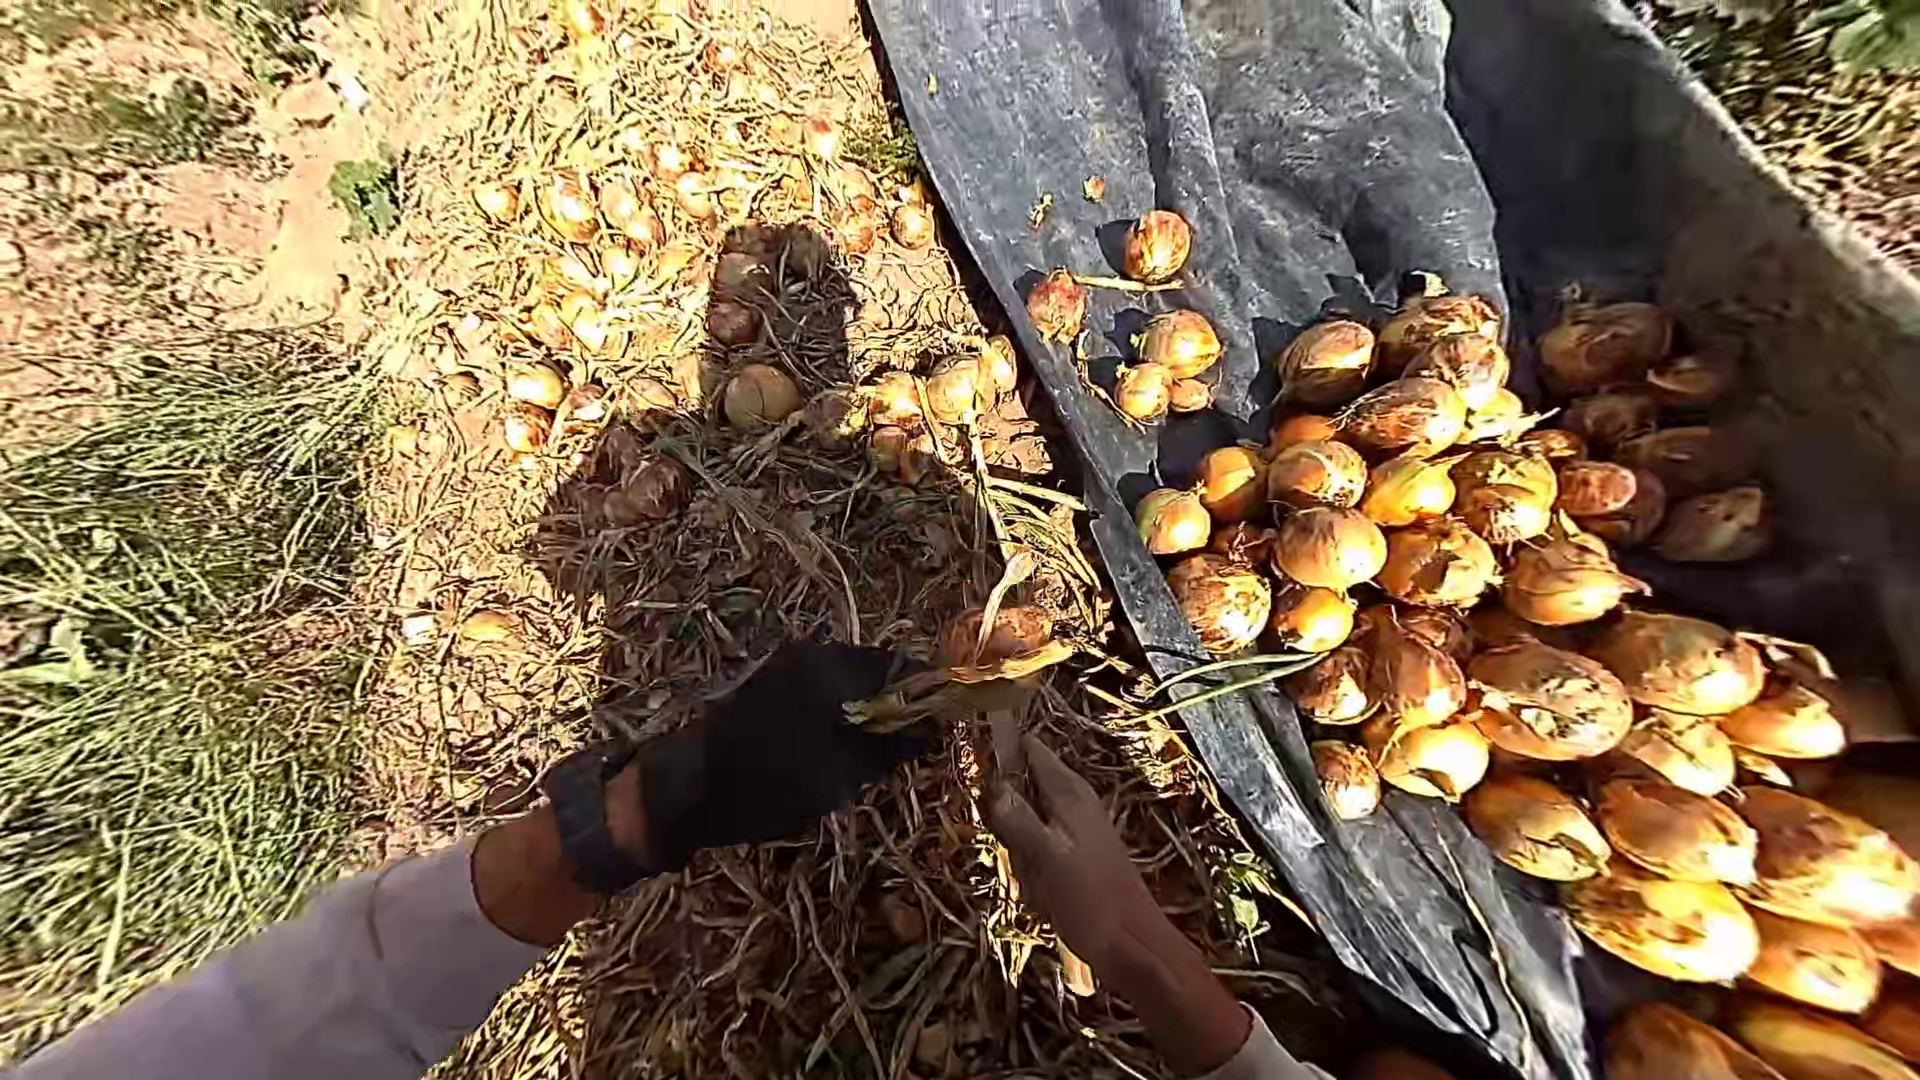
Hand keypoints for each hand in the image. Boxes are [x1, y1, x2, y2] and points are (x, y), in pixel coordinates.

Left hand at [631, 640, 927, 870]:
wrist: (680, 792)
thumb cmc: (766, 784)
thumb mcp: (841, 774)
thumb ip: (893, 745)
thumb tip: (934, 728)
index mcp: (831, 667)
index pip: (900, 664)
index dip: (922, 695)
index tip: (932, 728)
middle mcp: (811, 653)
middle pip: (875, 669)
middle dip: (895, 704)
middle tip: (901, 747)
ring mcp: (787, 664)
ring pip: (849, 680)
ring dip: (866, 710)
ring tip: (867, 753)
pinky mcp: (771, 680)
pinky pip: (822, 688)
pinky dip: (838, 711)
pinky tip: (832, 746)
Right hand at [985, 734, 1249, 1076]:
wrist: (1136, 949)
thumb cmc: (1091, 900)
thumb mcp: (1047, 858)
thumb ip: (1018, 818)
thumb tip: (991, 783)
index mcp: (1068, 790)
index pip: (1030, 748)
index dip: (1001, 750)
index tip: (974, 770)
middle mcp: (1074, 799)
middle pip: (1023, 785)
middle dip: (1005, 811)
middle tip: (1006, 845)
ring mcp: (1077, 826)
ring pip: (1027, 820)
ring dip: (1017, 847)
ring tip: (1027, 876)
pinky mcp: (1076, 852)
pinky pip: (1038, 847)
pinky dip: (1031, 866)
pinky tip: (1038, 891)